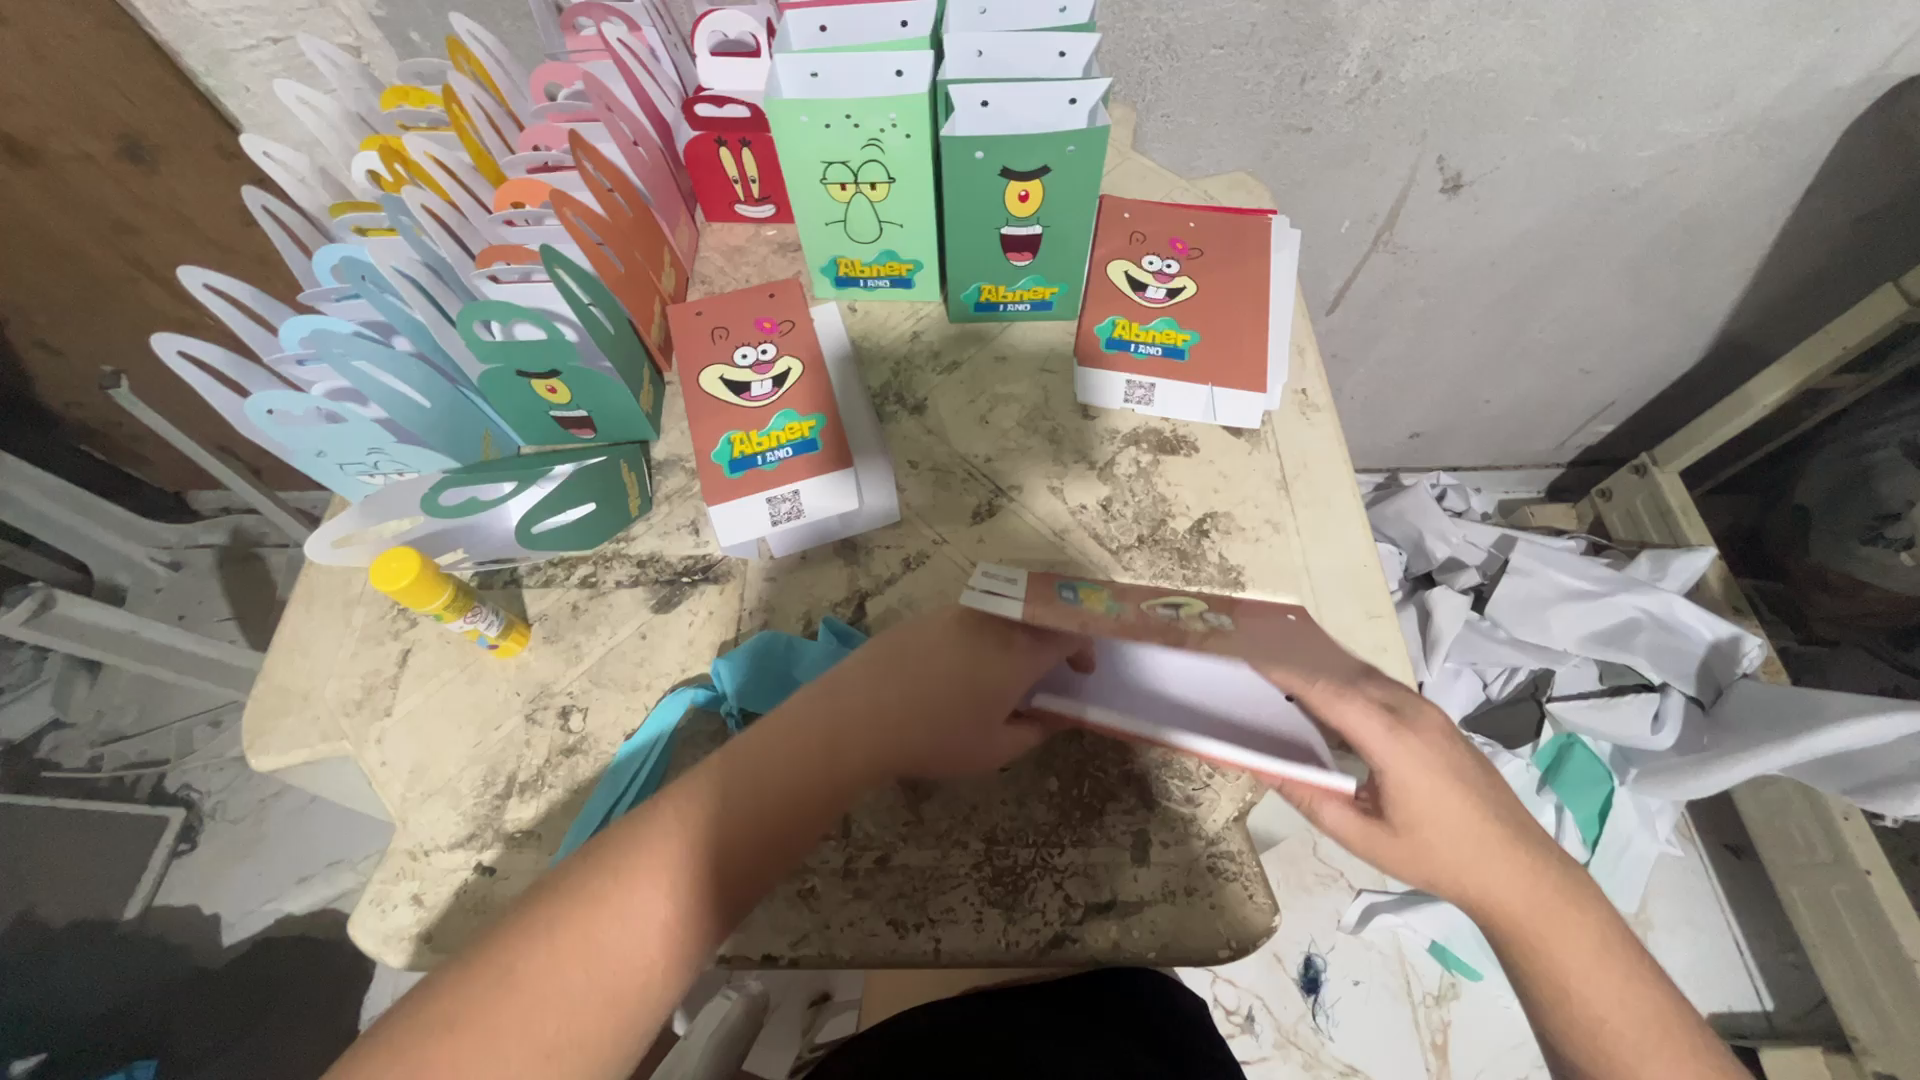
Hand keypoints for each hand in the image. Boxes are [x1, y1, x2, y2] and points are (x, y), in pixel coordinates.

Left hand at [799, 605, 1092, 782]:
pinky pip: (970, 615)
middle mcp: (993, 620)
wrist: (857, 714)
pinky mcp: (927, 615)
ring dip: (1018, 633)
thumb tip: (1057, 718)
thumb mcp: (994, 750)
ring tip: (1004, 672)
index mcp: (1019, 651)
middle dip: (1054, 635)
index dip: (1085, 646)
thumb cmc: (935, 738)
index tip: (1080, 672)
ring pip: (1004, 611)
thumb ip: (1036, 730)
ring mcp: (957, 612)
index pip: (1070, 630)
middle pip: (1040, 611)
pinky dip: (984, 634)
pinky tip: (962, 669)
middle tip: (1049, 666)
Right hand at [1254, 629, 1578, 914]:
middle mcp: (1412, 712)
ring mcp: (1430, 713)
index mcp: (1392, 737)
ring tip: (1283, 676)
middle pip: (1343, 672)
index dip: (1282, 671)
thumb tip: (1262, 765)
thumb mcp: (1362, 836)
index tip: (1245, 657)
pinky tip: (1331, 701)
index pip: (1325, 690)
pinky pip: (1384, 689)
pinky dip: (1349, 684)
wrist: (1520, 871)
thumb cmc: (1437, 857)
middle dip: (1297, 663)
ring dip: (1324, 672)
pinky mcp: (1439, 721)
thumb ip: (1309, 796)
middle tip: (1255, 662)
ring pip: (1366, 677)